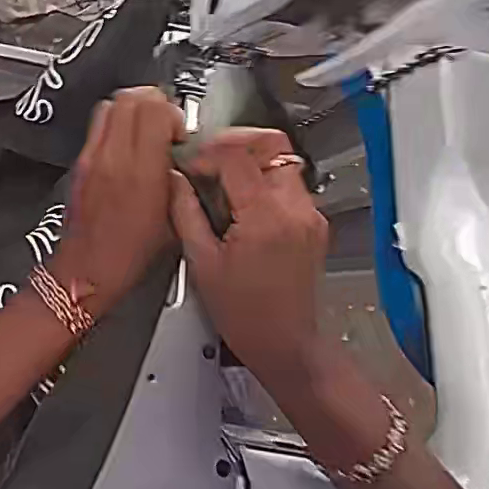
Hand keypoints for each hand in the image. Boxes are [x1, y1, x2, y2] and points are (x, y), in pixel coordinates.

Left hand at [49, 87, 184, 317]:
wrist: (88, 269)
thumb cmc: (129, 254)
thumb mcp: (172, 221)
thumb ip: (180, 181)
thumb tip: (182, 156)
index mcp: (142, 172)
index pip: (154, 110)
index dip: (173, 113)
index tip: (180, 131)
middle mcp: (114, 158)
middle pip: (131, 98)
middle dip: (154, 103)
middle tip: (166, 122)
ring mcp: (93, 157)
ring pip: (111, 105)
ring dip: (133, 108)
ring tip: (146, 127)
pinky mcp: (81, 162)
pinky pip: (99, 124)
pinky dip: (116, 122)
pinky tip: (128, 144)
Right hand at [168, 128, 327, 379]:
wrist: (286, 344)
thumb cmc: (247, 316)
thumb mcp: (203, 263)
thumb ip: (185, 214)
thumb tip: (175, 182)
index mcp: (265, 218)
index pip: (237, 157)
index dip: (208, 153)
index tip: (190, 166)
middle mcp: (295, 210)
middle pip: (271, 145)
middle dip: (236, 144)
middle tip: (210, 157)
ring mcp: (309, 215)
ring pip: (282, 161)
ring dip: (250, 162)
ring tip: (223, 183)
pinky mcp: (313, 223)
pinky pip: (289, 185)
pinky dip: (263, 182)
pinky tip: (242, 204)